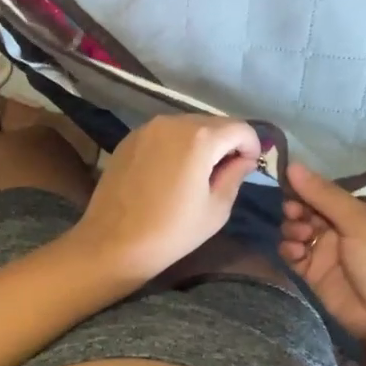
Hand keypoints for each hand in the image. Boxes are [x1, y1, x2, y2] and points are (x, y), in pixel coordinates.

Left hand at [68, 115, 259, 282]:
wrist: (113, 243)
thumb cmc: (171, 232)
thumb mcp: (216, 209)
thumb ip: (235, 175)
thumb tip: (245, 159)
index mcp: (199, 138)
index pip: (240, 128)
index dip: (252, 147)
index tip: (248, 169)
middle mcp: (172, 122)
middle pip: (213, 123)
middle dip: (225, 143)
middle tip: (224, 174)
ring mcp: (146, 129)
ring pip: (186, 126)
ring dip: (200, 143)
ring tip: (196, 175)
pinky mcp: (128, 140)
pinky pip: (163, 135)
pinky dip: (174, 146)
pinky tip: (169, 173)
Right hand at [278, 163, 365, 343]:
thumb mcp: (362, 223)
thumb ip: (325, 195)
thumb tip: (293, 165)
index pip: (329, 190)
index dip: (308, 187)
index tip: (289, 184)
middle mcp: (347, 227)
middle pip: (310, 207)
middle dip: (298, 207)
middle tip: (295, 213)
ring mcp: (330, 250)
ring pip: (298, 228)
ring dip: (293, 227)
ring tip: (299, 236)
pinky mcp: (314, 272)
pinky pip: (293, 252)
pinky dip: (289, 249)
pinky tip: (295, 252)